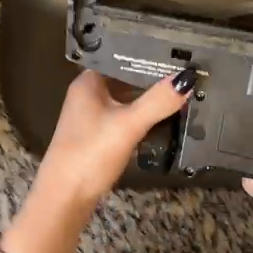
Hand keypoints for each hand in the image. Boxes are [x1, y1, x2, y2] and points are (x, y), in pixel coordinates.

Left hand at [34, 69, 193, 212]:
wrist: (64, 199)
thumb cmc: (90, 153)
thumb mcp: (128, 125)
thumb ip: (157, 101)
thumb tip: (188, 78)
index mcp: (88, 82)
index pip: (122, 57)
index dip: (148, 54)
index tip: (179, 53)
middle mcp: (87, 95)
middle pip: (125, 79)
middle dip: (152, 78)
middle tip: (187, 73)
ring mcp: (91, 118)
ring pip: (126, 100)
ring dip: (148, 99)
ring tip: (181, 93)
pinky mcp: (97, 138)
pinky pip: (125, 118)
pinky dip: (142, 117)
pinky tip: (161, 120)